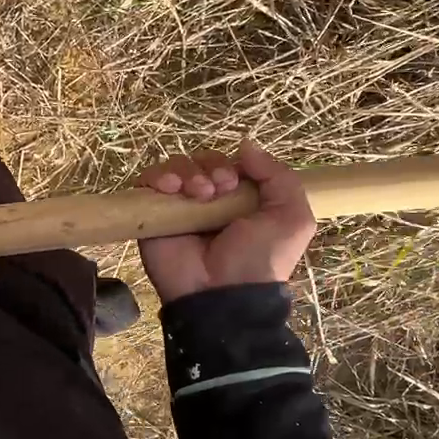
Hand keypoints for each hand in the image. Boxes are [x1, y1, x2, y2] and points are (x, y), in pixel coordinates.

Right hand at [134, 139, 314, 302]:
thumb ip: (278, 177)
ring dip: (185, 172)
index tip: (231, 183)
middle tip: (214, 191)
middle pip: (198, 161)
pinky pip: (146, 182)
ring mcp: (177, 206)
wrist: (223, 293)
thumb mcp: (292, 218)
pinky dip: (157, 178)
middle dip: (208, 168)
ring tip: (195, 194)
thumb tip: (245, 144)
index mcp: (236, 199)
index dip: (227, 165)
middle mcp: (206, 199)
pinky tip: (169, 190)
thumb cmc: (260, 257)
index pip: (225, 163)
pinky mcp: (151, 215)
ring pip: (174, 167)